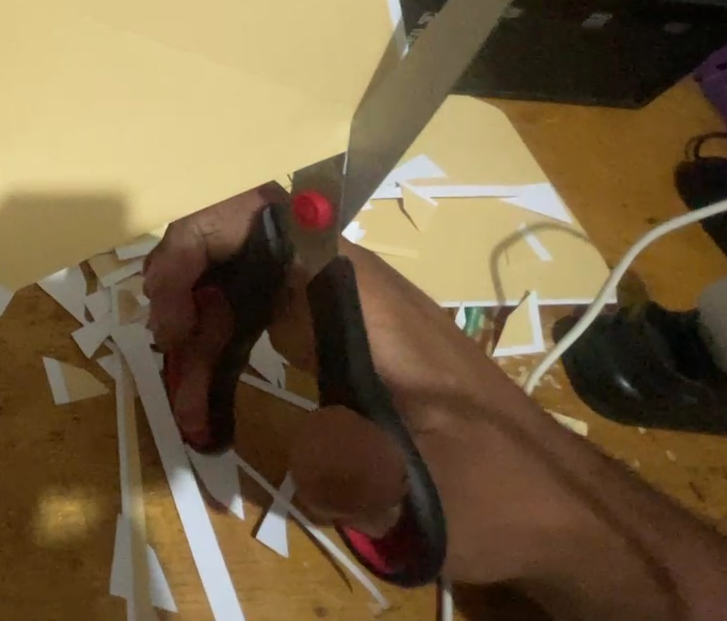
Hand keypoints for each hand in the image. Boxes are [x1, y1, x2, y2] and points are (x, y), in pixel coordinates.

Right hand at [144, 188, 602, 585]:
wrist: (560, 511)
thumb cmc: (496, 489)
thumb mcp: (414, 486)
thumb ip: (339, 465)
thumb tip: (264, 447)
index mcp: (350, 289)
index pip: (256, 216)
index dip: (194, 241)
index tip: (166, 304)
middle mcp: (331, 283)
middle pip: (228, 256)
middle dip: (184, 306)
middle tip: (172, 377)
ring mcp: (328, 309)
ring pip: (235, 293)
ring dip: (200, 344)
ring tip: (193, 417)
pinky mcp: (328, 340)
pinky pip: (253, 324)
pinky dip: (221, 357)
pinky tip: (212, 409)